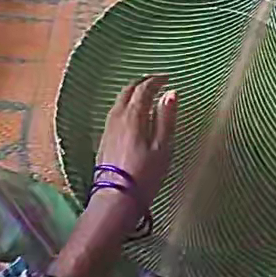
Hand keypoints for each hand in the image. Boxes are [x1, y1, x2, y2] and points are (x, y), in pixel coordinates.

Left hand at [93, 75, 177, 221]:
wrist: (115, 198)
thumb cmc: (144, 174)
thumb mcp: (162, 147)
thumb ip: (166, 118)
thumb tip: (171, 93)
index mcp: (133, 115)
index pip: (143, 89)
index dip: (156, 80)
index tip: (168, 78)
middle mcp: (117, 117)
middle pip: (128, 91)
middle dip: (142, 83)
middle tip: (156, 82)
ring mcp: (108, 128)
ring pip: (120, 101)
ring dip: (133, 93)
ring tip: (146, 96)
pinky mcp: (104, 139)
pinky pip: (116, 112)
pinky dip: (127, 105)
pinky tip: (134, 114)